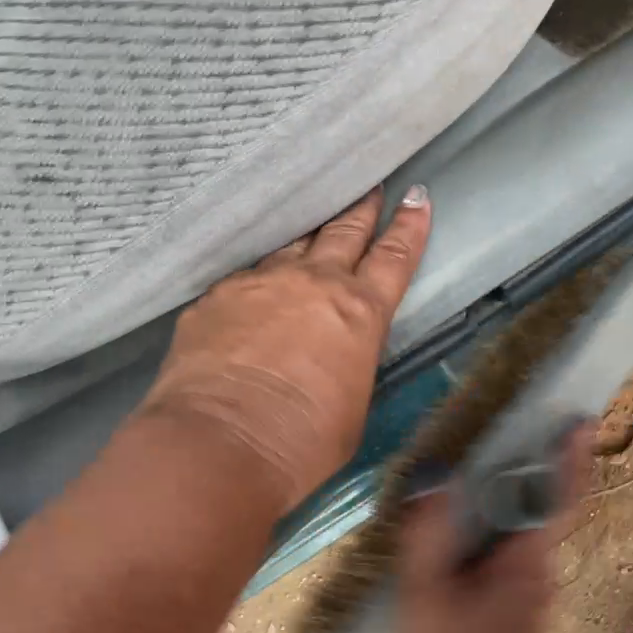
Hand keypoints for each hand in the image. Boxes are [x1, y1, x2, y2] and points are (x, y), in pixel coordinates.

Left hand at [139, 186, 430, 512]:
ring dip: (309, 236)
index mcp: (360, 312)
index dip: (409, 227)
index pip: (394, 259)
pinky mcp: (215, 298)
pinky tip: (256, 290)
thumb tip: (334, 355)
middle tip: (372, 189)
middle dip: (362, 211)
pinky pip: (246, 278)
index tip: (416, 196)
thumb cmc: (304, 441)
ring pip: (291, 247)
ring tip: (315, 227)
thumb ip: (349, 364)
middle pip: (343, 234)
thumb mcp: (353, 405)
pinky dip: (260, 279)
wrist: (220, 442)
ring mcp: (259, 284)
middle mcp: (312, 284)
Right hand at [398, 429, 591, 632]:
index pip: (562, 497)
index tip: (580, 420)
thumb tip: (437, 477)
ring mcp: (536, 592)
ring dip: (517, 496)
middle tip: (518, 429)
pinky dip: (503, 526)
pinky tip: (469, 526)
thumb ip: (429, 534)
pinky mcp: (522, 608)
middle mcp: (543, 570)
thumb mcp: (426, 594)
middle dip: (539, 466)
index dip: (572, 456)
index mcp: (528, 560)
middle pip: (548, 507)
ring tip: (484, 467)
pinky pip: (517, 551)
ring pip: (531, 530)